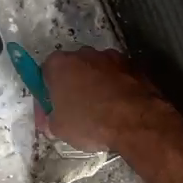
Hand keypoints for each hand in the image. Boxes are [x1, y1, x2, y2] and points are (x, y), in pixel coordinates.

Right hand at [39, 48, 178, 153]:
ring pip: (97, 69)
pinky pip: (118, 75)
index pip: (45, 73)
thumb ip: (49, 120)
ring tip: (103, 110)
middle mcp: (83, 53)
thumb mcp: (60, 129)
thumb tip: (48, 120)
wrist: (137, 121)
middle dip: (73, 85)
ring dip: (97, 84)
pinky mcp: (132, 64)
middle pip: (72, 67)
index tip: (53, 108)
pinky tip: (121, 107)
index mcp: (59, 64)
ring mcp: (110, 56)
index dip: (48, 92)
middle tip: (76, 110)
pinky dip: (117, 86)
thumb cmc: (91, 122)